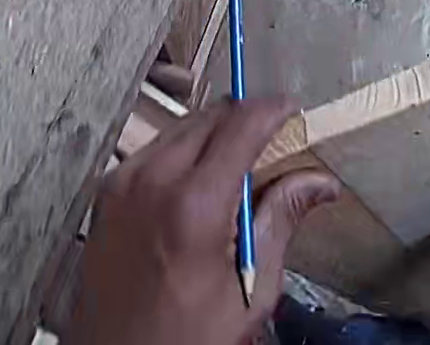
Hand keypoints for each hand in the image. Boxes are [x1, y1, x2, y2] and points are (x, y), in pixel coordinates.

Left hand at [73, 97, 340, 344]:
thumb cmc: (187, 341)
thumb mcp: (249, 293)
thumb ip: (282, 220)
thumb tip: (322, 182)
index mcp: (195, 205)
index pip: (244, 123)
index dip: (274, 108)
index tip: (293, 111)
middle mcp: (154, 180)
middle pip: (214, 115)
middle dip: (247, 118)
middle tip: (272, 142)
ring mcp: (124, 183)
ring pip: (185, 124)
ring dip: (216, 131)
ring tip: (236, 165)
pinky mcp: (107, 192)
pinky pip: (157, 146)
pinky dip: (185, 148)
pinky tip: (198, 180)